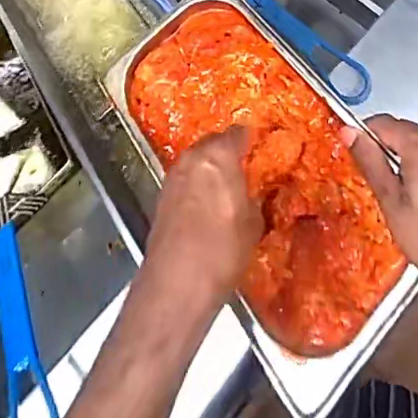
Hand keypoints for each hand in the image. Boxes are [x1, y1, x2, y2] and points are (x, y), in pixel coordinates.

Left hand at [145, 125, 261, 303]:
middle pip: (212, 144)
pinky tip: (205, 208)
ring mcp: (173, 178)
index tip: (257, 147)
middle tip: (242, 168)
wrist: (175, 285)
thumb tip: (251, 197)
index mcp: (219, 155)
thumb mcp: (253, 224)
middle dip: (226, 152)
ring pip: (195, 163)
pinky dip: (195, 187)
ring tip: (225, 190)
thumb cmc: (222, 250)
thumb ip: (253, 199)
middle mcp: (192, 159)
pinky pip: (184, 182)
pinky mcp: (160, 199)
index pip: (237, 133)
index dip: (249, 139)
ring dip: (208, 170)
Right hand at [342, 116, 417, 304]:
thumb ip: (371, 163)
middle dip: (387, 144)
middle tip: (372, 172)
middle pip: (408, 131)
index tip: (354, 150)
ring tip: (398, 190)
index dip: (365, 132)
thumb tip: (350, 132)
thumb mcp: (392, 203)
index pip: (385, 123)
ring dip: (409, 157)